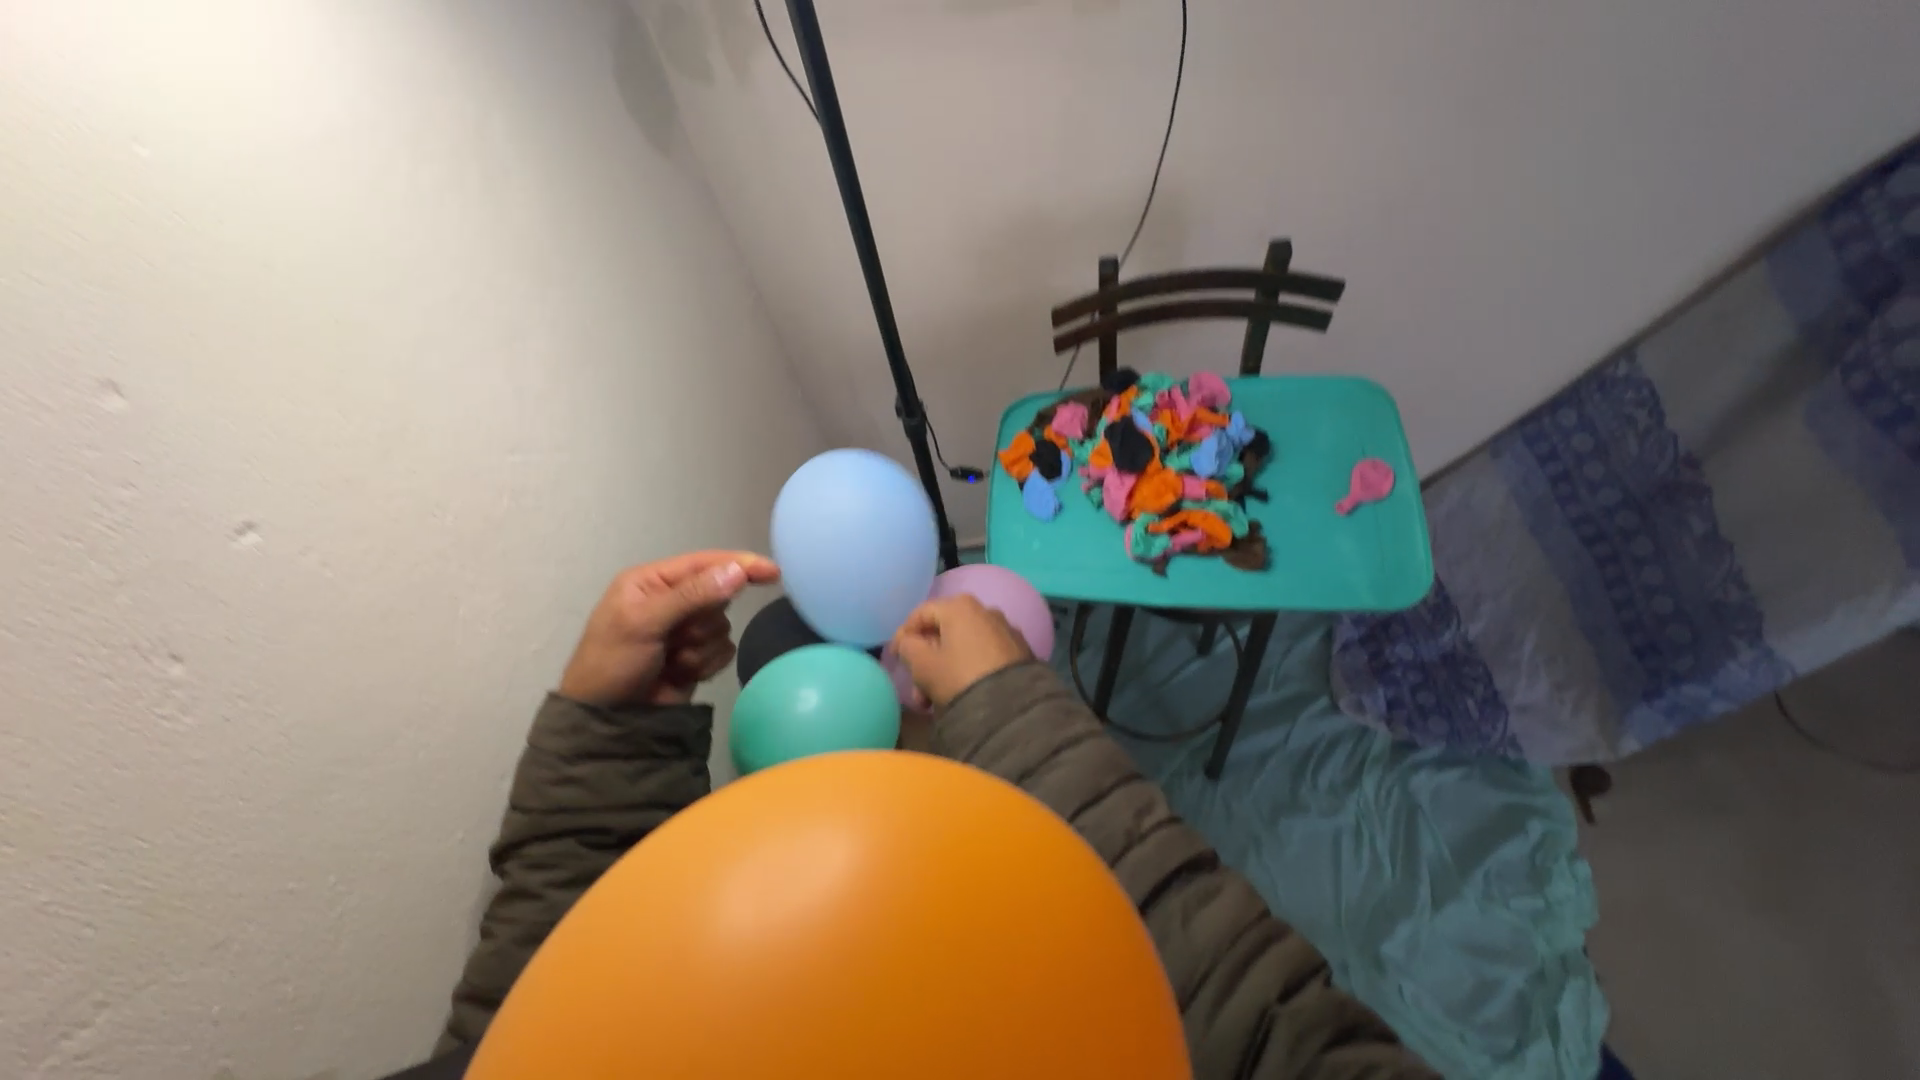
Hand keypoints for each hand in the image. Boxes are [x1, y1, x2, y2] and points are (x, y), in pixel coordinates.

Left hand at [559, 551, 779, 707]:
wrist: (607, 720)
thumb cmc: (612, 662)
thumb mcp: (645, 623)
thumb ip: (692, 595)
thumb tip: (737, 571)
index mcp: (653, 580)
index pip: (706, 563)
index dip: (740, 565)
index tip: (773, 572)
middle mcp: (671, 599)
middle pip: (719, 597)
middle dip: (703, 621)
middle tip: (677, 638)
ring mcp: (684, 629)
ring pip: (723, 626)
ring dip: (701, 647)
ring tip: (672, 660)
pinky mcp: (697, 656)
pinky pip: (724, 650)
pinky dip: (706, 664)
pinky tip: (682, 673)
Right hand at [890, 595, 1033, 708]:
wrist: (1012, 706)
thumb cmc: (959, 678)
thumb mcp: (923, 665)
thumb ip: (908, 648)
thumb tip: (909, 642)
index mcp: (960, 606)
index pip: (921, 614)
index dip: (902, 635)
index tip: (894, 658)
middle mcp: (985, 610)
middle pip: (944, 632)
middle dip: (925, 662)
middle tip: (916, 688)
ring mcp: (1006, 630)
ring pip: (963, 647)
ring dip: (944, 670)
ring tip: (934, 701)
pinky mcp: (1020, 651)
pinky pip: (984, 656)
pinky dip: (968, 671)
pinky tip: (962, 694)